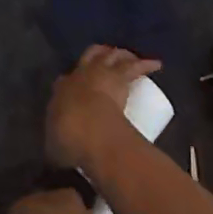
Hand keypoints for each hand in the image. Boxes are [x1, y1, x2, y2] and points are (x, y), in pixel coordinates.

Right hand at [46, 45, 162, 171]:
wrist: (87, 128)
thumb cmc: (69, 139)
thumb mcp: (55, 145)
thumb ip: (58, 150)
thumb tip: (63, 159)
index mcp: (60, 91)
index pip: (63, 82)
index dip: (68, 83)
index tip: (73, 87)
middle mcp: (80, 75)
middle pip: (90, 55)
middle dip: (97, 54)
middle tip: (105, 59)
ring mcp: (101, 72)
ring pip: (112, 54)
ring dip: (121, 54)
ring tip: (128, 57)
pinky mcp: (120, 77)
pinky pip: (135, 66)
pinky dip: (147, 64)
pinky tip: (156, 65)